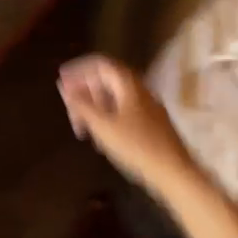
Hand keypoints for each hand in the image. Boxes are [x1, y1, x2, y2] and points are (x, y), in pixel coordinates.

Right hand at [58, 54, 200, 197]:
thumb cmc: (136, 146)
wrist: (174, 172)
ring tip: (83, 129)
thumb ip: (82, 105)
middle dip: (85, 93)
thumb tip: (65, 87)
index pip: (100, 64)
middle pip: (107, 81)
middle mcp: (140, 90)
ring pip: (115, 99)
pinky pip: (124, 112)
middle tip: (70, 112)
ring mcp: (148, 107)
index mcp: (129, 84)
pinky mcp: (152, 124)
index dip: (79, 69)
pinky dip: (108, 119)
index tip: (62, 80)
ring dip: (95, 108)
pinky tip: (102, 139)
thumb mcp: (103, 126)